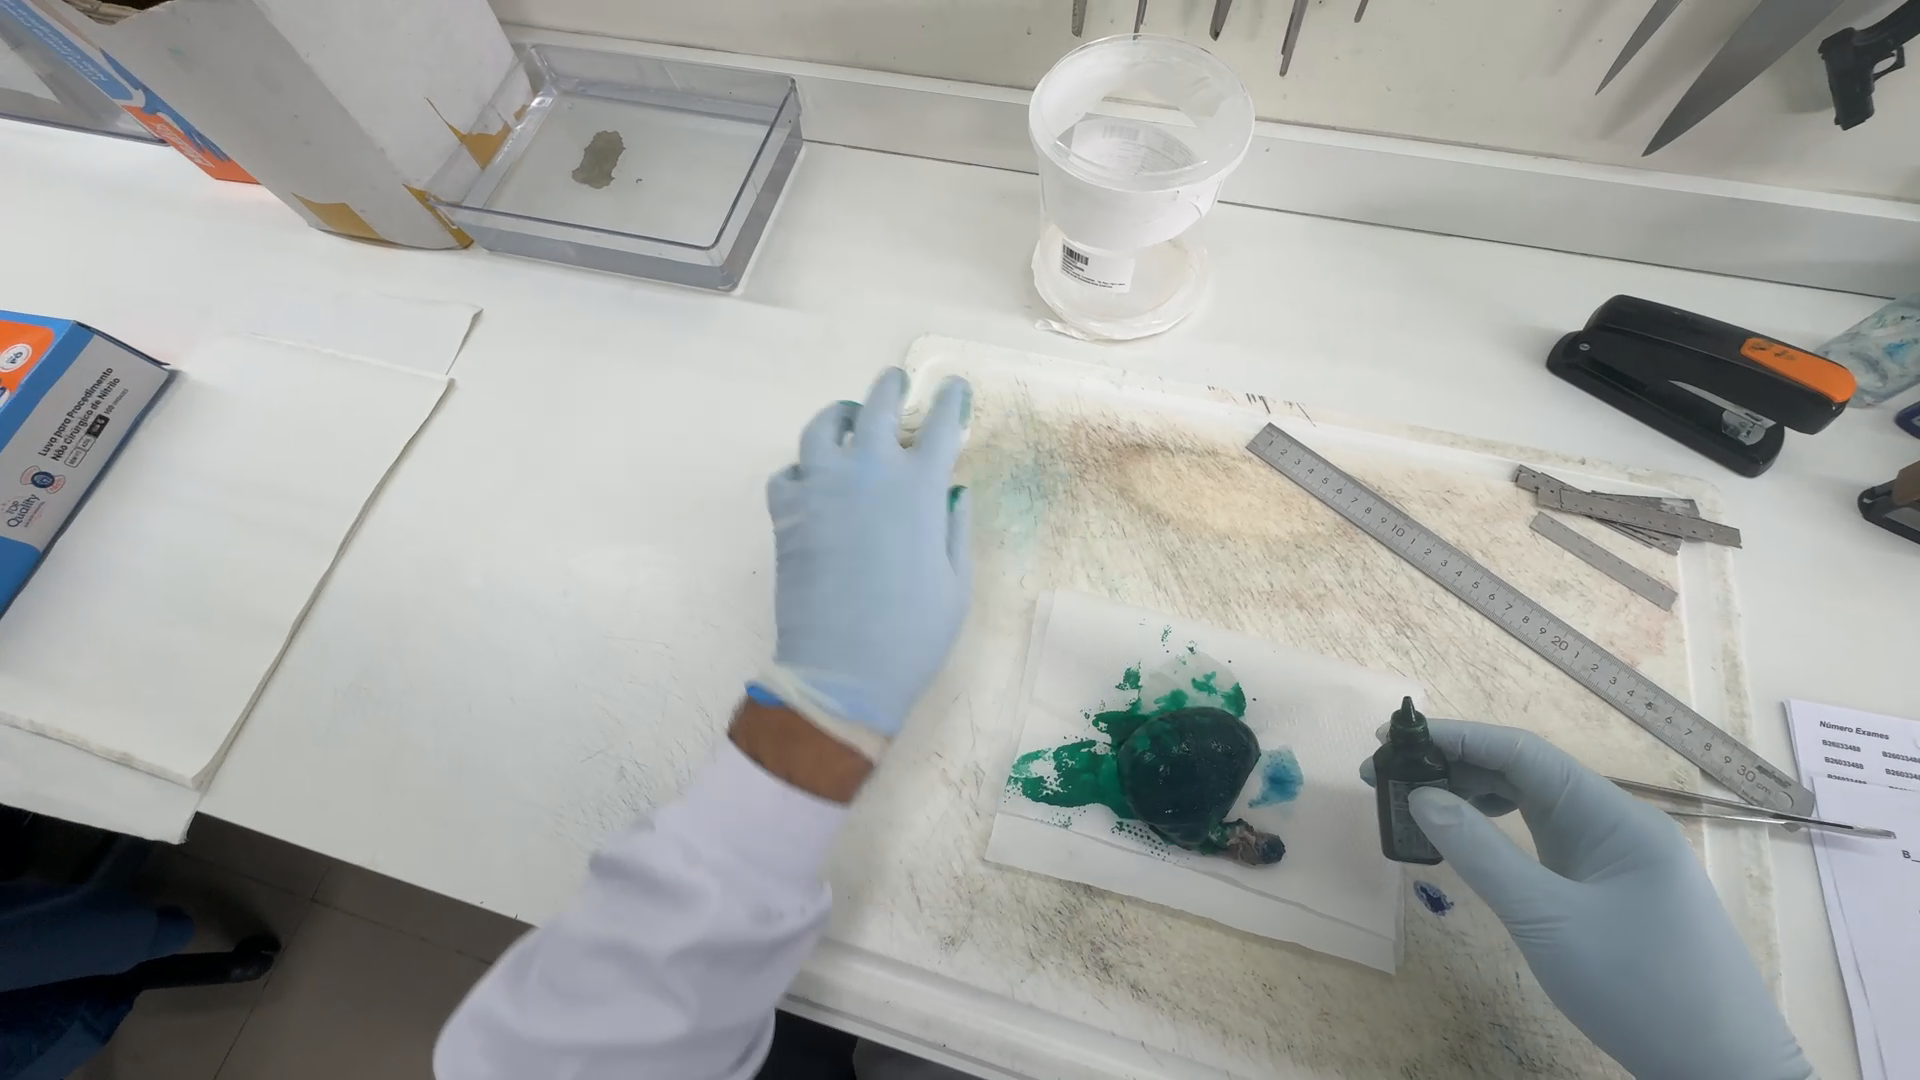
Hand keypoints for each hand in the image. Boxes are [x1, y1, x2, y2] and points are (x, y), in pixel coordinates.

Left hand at [760, 368, 971, 740]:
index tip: (955, 389)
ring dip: (840, 414)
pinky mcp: (785, 513)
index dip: (951, 401)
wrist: (841, 672)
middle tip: (896, 381)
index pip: (939, 425)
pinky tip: (813, 480)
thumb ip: (955, 528)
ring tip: (848, 417)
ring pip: (823, 426)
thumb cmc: (912, 635)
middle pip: (877, 406)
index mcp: (918, 489)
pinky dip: (802, 469)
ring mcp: (820, 488)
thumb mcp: (956, 584)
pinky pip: (787, 473)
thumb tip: (950, 490)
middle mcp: (867, 474)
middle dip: (891, 387)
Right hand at [1368, 719, 1810, 1079]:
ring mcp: (1610, 852)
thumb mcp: (1545, 920)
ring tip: (1412, 805)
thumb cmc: (1640, 991)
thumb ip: (1478, 851)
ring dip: (1467, 793)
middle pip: (1521, 770)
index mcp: (1615, 817)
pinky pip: (1536, 833)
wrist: (1725, 1077)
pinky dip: (1490, 825)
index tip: (1389, 741)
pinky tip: (1459, 836)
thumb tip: (1417, 795)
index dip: (1453, 737)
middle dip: (1450, 766)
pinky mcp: (1601, 881)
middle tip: (1385, 779)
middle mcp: (1614, 821)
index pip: (1522, 752)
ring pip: (1526, 800)